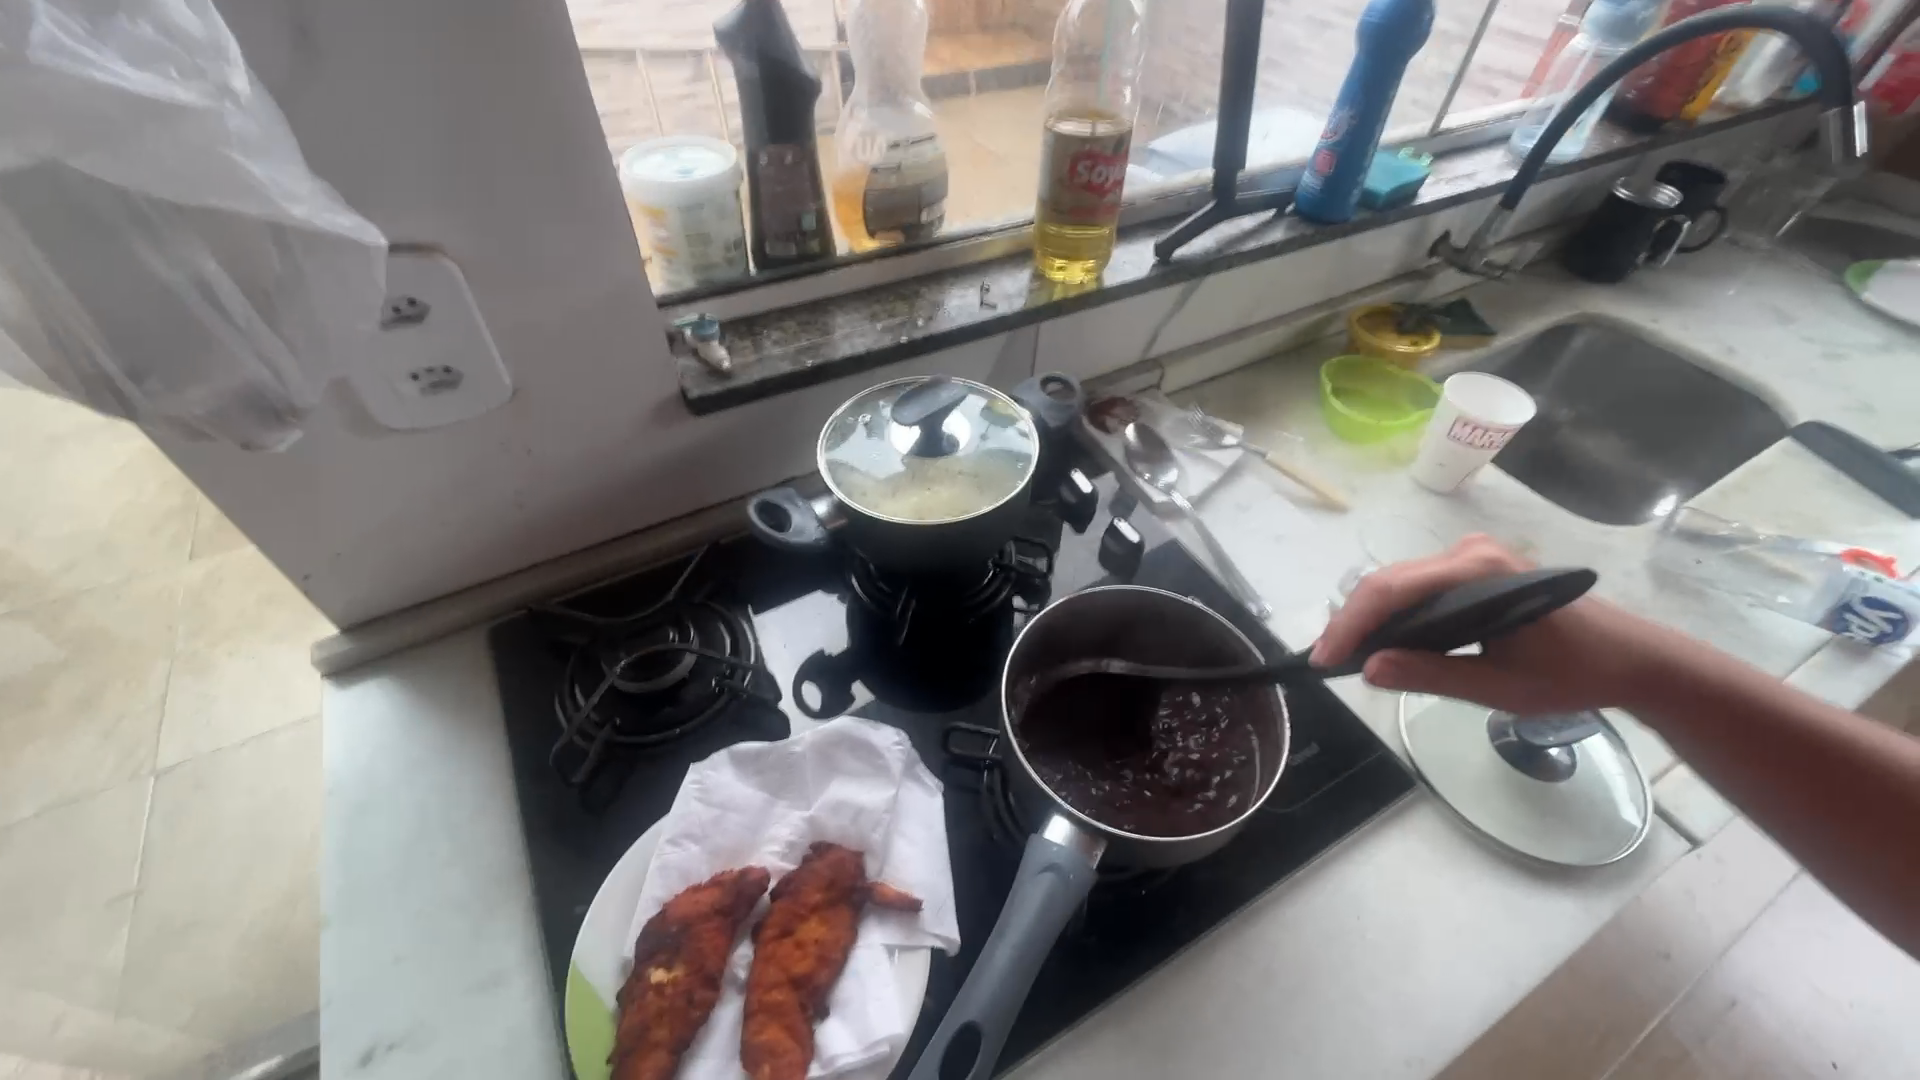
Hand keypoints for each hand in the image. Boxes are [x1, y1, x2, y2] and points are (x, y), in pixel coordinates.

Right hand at [1311, 534, 1670, 714]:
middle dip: (1352, 622)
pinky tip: (1380, 639)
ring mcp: (1470, 555)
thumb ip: (1431, 676)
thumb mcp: (1500, 688)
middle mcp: (1469, 552)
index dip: (1350, 625)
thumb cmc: (1573, 675)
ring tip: (1346, 654)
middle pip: (1389, 582)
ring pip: (1398, 583)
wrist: (1635, 658)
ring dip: (1369, 618)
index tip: (1323, 660)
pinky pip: (1416, 586)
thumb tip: (1369, 668)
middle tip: (1327, 661)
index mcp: (1478, 573)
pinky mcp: (1472, 566)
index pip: (1391, 591)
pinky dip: (1392, 613)